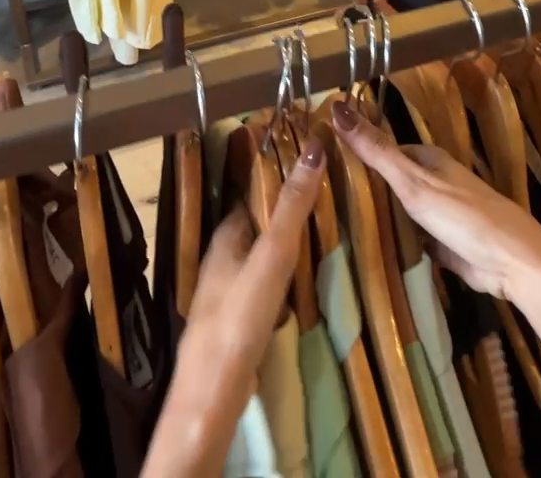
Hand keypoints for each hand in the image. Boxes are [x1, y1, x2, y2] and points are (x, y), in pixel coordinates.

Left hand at [140, 135, 324, 477]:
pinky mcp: (237, 322)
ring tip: (321, 237)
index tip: (311, 166)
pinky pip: (264, 286)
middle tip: (326, 201)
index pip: (253, 196)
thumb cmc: (240, 315)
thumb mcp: (272, 255)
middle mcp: (222, 260)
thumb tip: (312, 149)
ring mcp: (228, 293)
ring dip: (285, 246)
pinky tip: (299, 286)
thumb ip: (291, 207)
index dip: (278, 180)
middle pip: (257, 226)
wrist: (214, 391)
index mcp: (225, 237)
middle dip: (285, 213)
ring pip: (260, 257)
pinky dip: (283, 277)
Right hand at [329, 99, 540, 301]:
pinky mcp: (439, 244)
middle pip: (386, 181)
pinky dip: (388, 242)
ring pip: (394, 211)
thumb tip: (338, 106)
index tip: (317, 162)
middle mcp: (430, 182)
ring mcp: (435, 214)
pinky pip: (405, 238)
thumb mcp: (413, 181)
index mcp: (426, 159)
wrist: (512, 264)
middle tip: (314, 198)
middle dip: (358, 188)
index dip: (351, 153)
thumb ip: (376, 150)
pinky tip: (360, 249)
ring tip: (326, 224)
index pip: (380, 149)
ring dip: (372, 217)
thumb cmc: (463, 215)